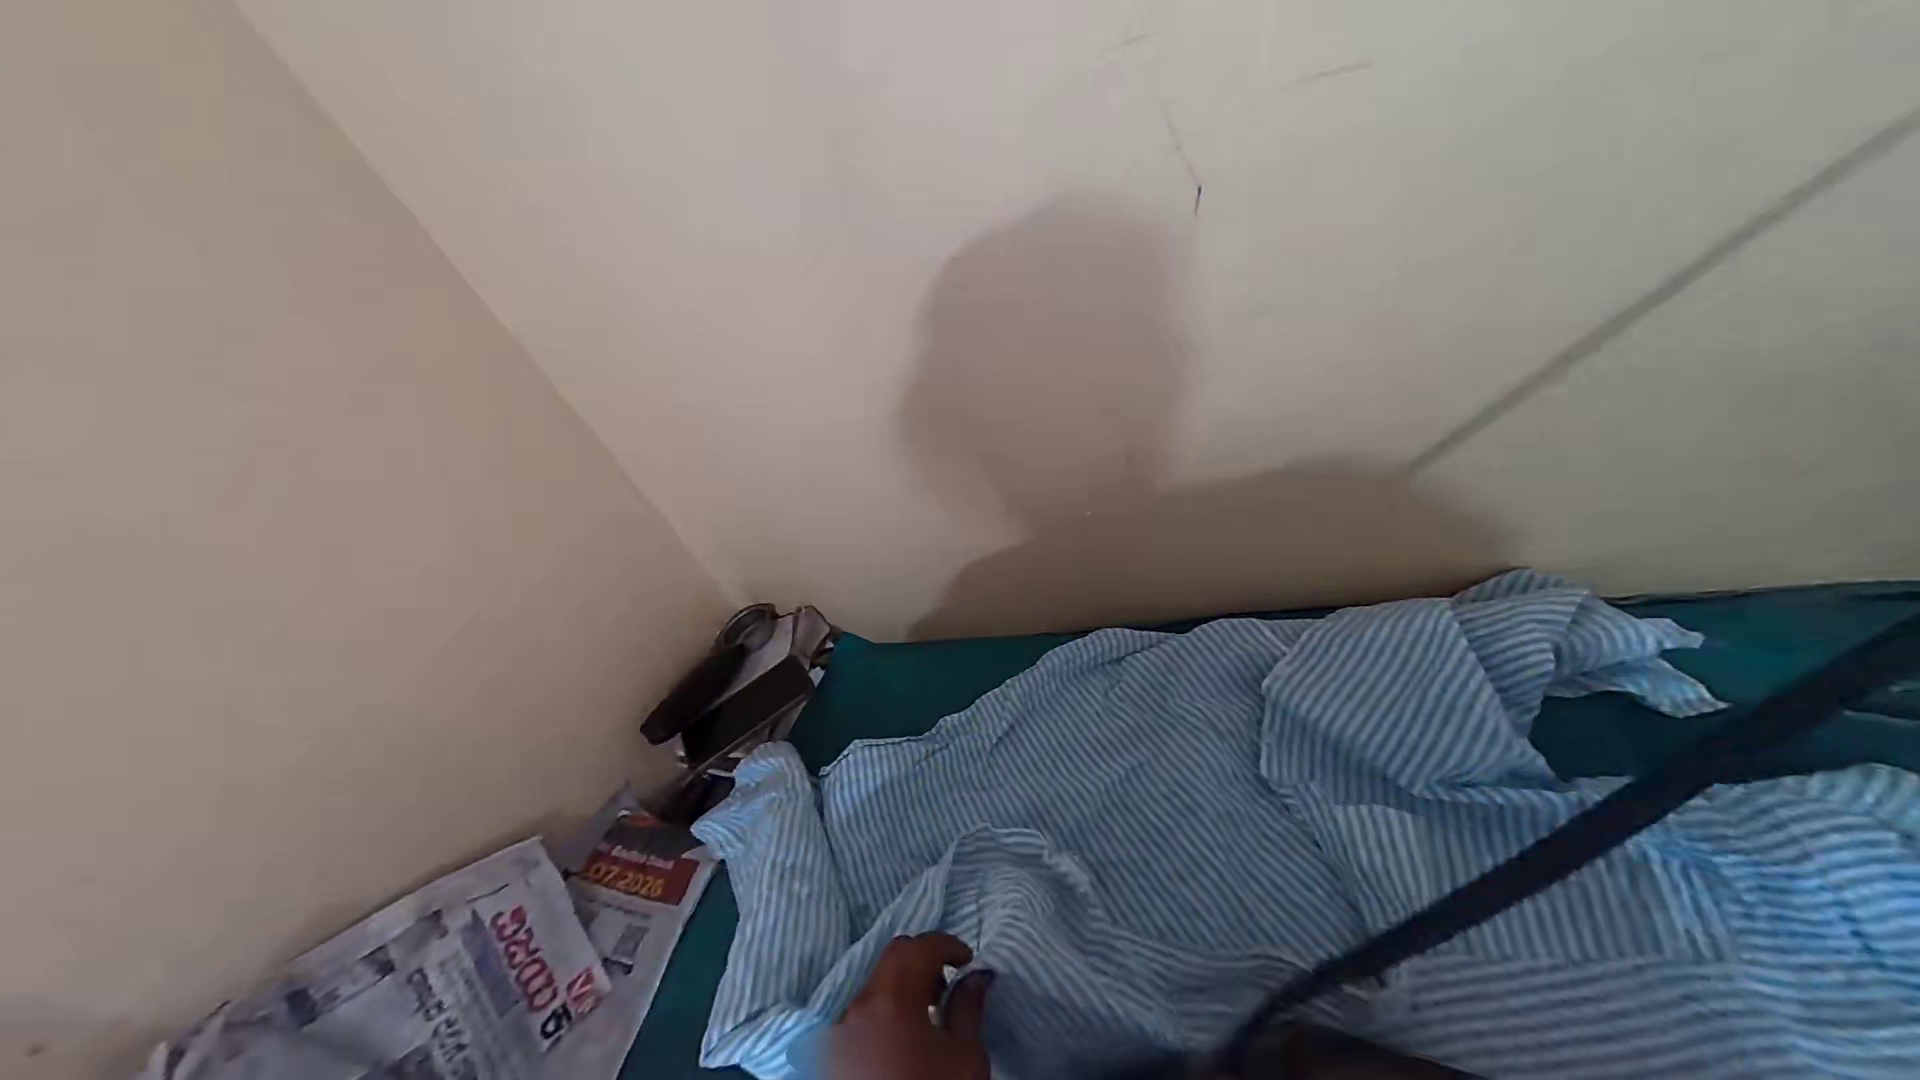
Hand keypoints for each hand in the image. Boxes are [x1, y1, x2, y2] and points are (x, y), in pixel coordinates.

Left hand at [826, 934, 993, 1079]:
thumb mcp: (965, 1057)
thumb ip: (969, 1008)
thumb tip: (976, 977)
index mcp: (892, 997)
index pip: (919, 947)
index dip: (947, 945)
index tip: (968, 960)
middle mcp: (859, 1006)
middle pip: (892, 958)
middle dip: (923, 959)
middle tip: (948, 982)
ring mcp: (841, 1034)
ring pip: (875, 986)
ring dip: (903, 985)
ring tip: (929, 1012)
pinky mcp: (833, 1059)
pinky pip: (862, 1015)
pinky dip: (886, 1010)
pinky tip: (904, 1039)